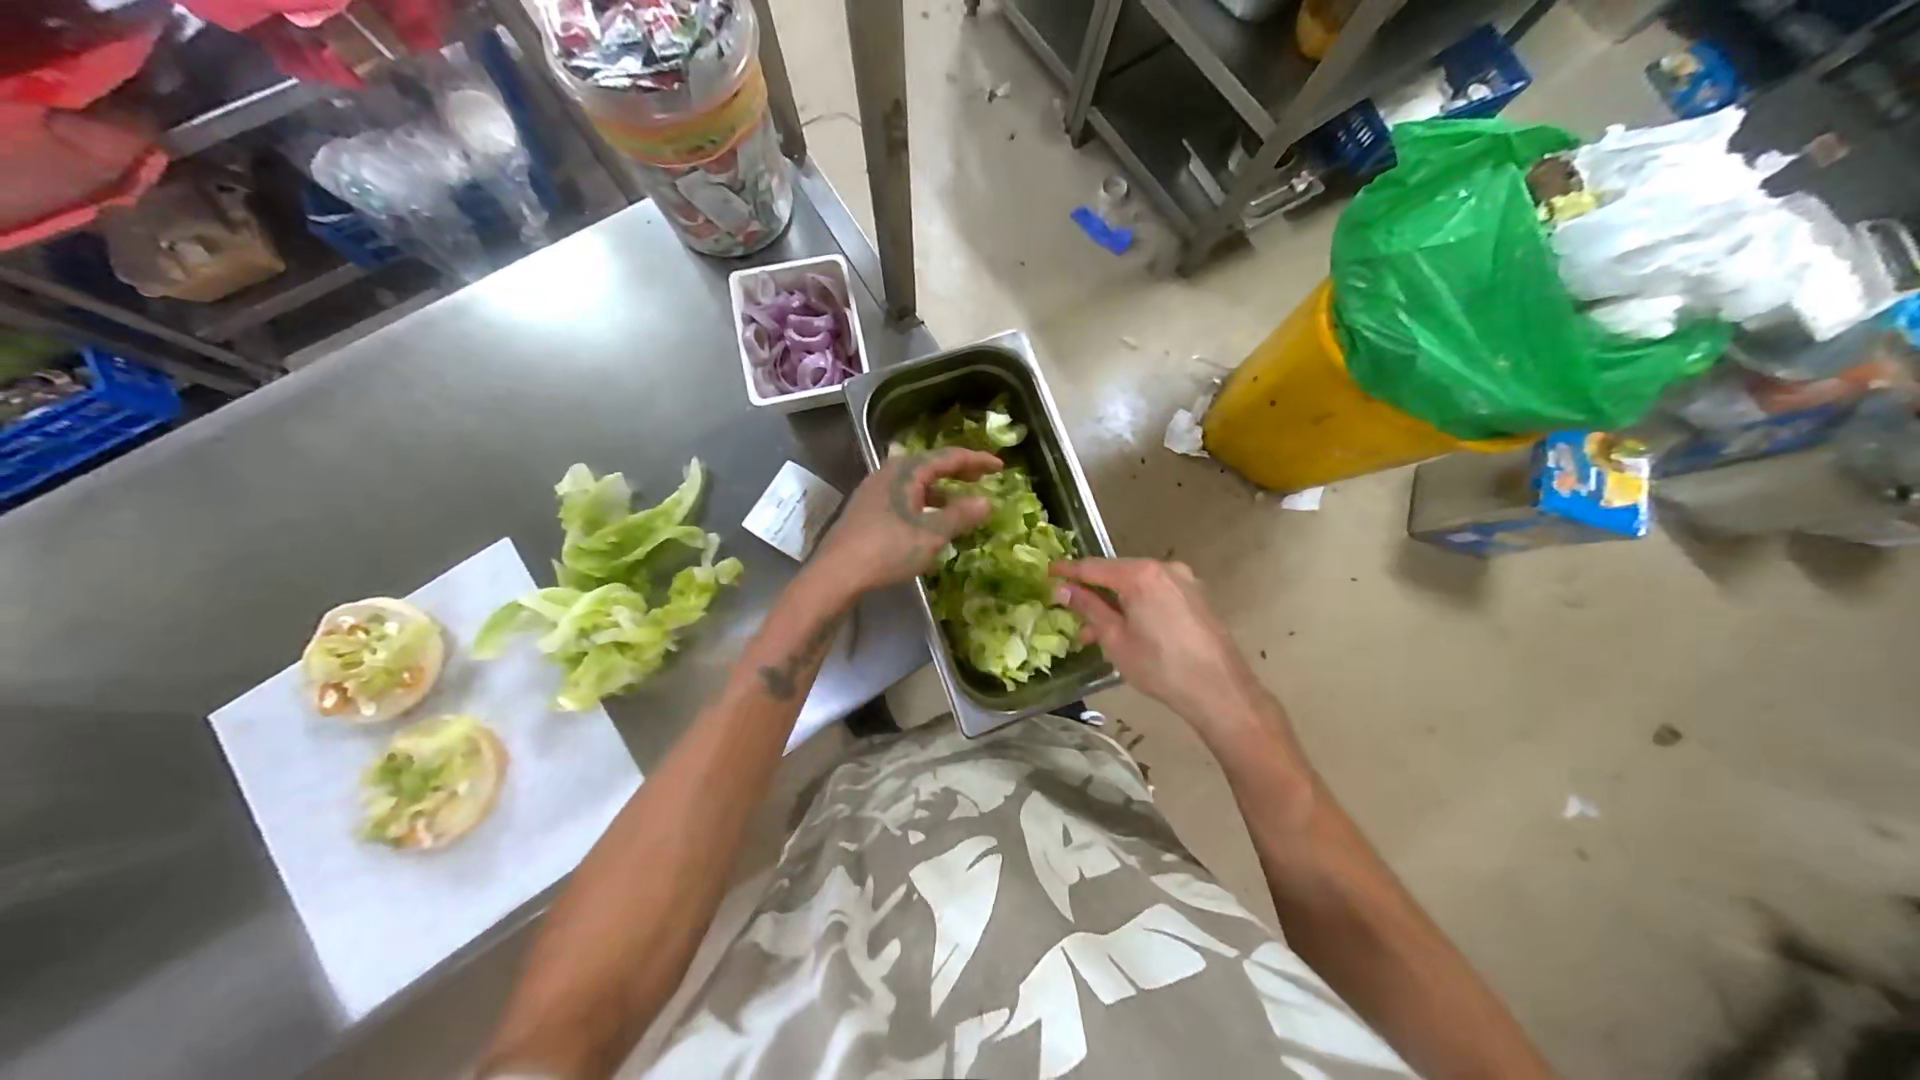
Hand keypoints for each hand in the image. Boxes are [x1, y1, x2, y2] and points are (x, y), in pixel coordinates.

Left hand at [814, 448, 1001, 595]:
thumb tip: (987, 502)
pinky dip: (923, 503)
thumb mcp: (932, 534)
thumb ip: (960, 515)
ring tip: (958, 503)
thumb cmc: (888, 548)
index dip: (976, 460)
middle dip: (957, 471)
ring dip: (939, 490)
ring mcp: (874, 491)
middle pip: (929, 465)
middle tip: (980, 478)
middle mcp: (888, 473)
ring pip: (914, 483)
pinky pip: (903, 497)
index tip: (999, 465)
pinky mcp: (866, 510)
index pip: (948, 457)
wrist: (837, 573)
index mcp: (906, 471)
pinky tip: (928, 521)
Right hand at [1052, 558, 1267, 736]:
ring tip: (1096, 633)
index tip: (1048, 573)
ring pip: (1138, 585)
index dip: (1068, 571)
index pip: (1093, 566)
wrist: (1220, 690)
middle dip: (1092, 591)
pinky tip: (1128, 629)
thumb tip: (1064, 589)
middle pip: (1117, 573)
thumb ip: (1089, 608)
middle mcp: (1164, 568)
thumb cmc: (1160, 666)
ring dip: (1115, 603)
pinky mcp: (1197, 597)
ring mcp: (1185, 581)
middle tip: (1070, 611)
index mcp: (1140, 574)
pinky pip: (1157, 594)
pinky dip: (1137, 606)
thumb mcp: (1115, 639)